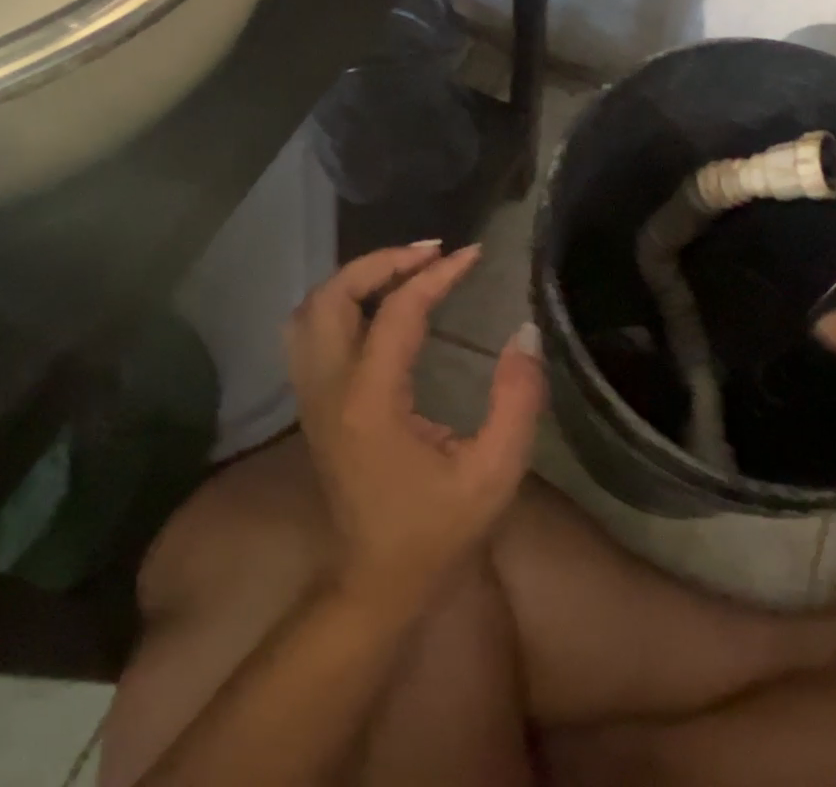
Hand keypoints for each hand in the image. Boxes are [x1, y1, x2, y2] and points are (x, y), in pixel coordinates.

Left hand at [284, 243, 543, 596]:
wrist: (378, 581)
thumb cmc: (440, 529)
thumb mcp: (495, 470)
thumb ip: (516, 399)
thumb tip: (525, 333)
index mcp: (371, 403)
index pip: (396, 313)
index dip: (436, 276)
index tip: (474, 255)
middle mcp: (329, 392)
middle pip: (330, 298)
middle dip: (381, 262)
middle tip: (434, 252)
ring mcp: (314, 401)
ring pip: (310, 314)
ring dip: (355, 279)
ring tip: (408, 269)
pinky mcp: (316, 410)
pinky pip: (311, 335)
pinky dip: (342, 303)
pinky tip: (381, 306)